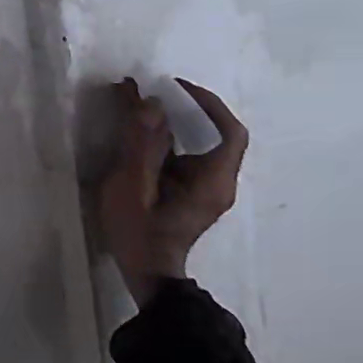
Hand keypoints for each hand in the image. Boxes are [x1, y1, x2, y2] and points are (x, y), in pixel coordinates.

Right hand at [97, 77, 249, 305]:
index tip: (176, 87)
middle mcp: (216, 182)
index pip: (230, 132)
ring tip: (132, 104)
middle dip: (177, 108)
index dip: (208, 103)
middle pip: (209, 134)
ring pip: (192, 144)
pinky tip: (135, 132)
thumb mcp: (134, 186)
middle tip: (143, 92)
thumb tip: (152, 103)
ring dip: (165, 122)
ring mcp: (203, 189)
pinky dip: (161, 139)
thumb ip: (143, 144)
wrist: (144, 276)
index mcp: (212, 181)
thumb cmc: (140, 232)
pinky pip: (181, 156)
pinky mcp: (187, 193)